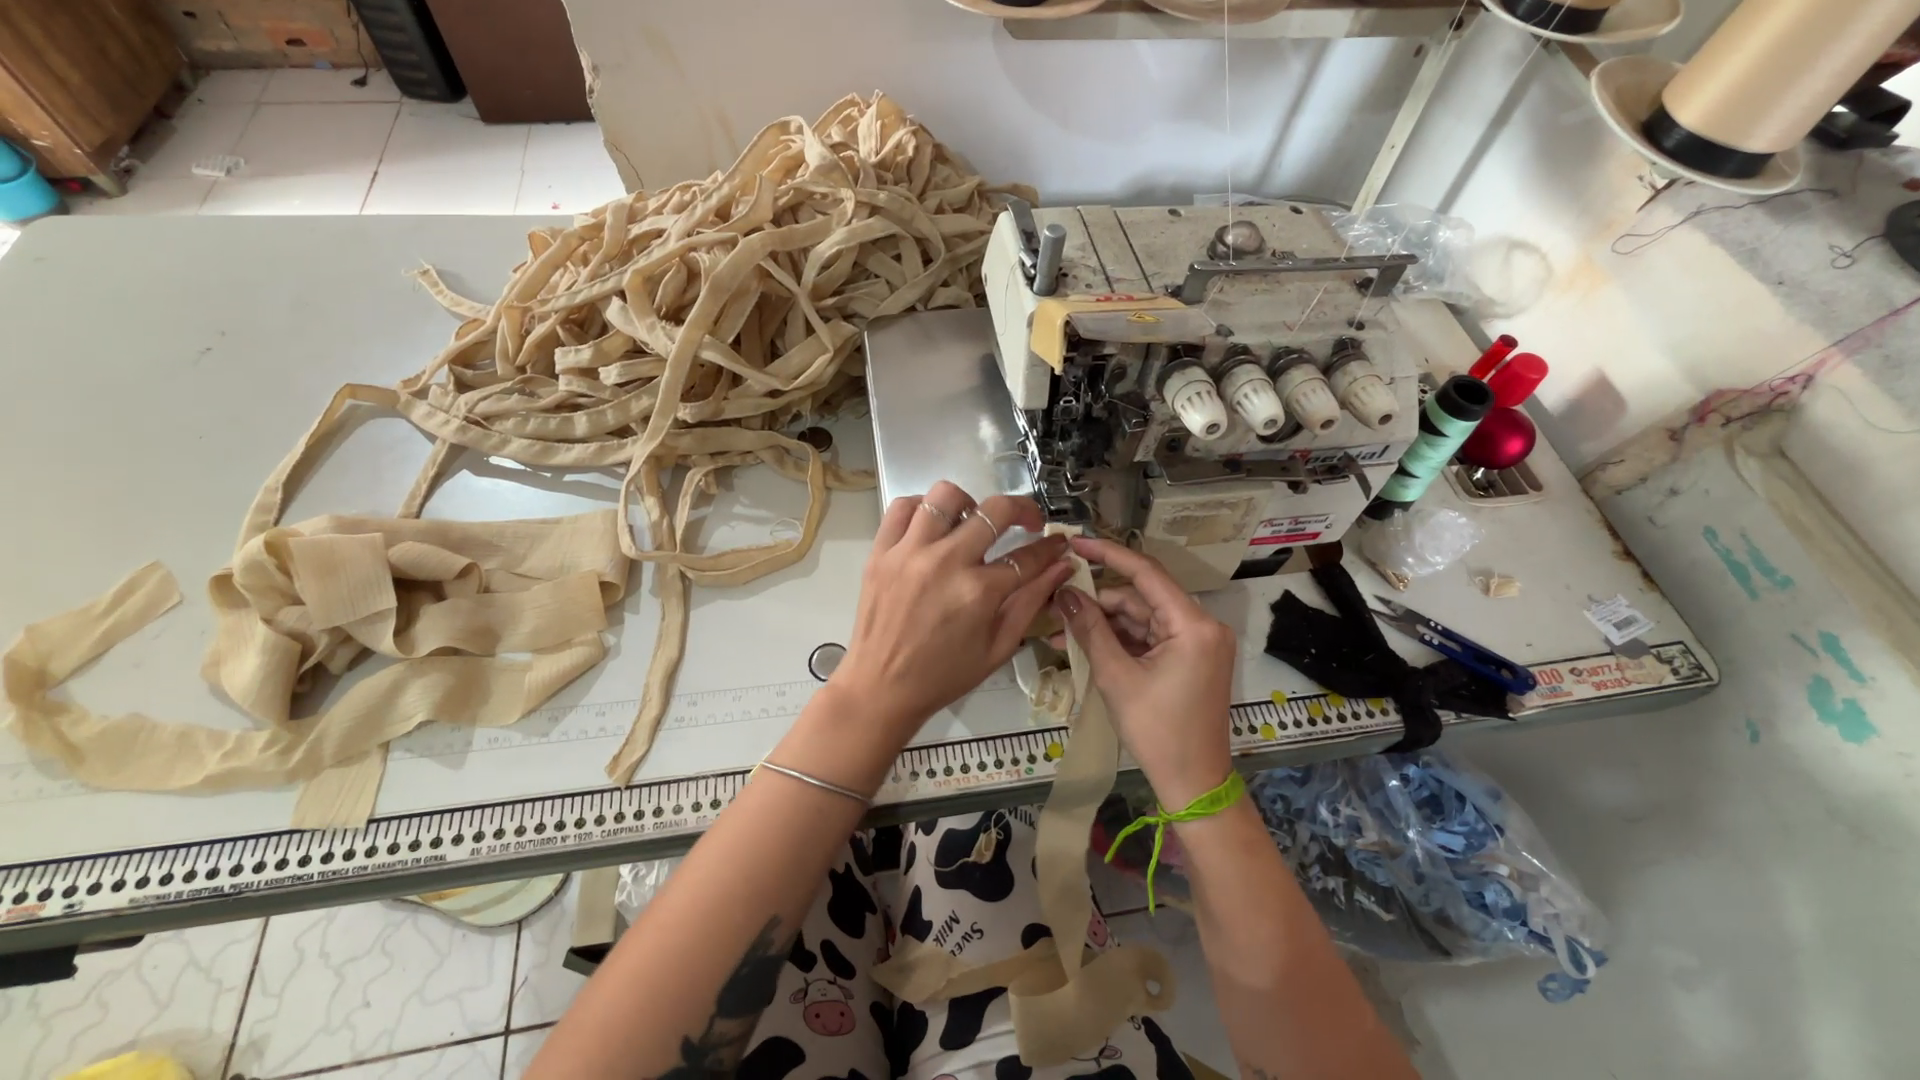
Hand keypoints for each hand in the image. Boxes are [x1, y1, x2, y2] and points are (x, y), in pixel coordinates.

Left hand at [830, 481, 1075, 742]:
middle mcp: (945, 562)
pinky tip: (934, 526)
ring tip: (972, 523)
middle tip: (1027, 522)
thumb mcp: (998, 647)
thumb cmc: (944, 675)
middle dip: (1023, 510)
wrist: (881, 687)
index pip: (1028, 555)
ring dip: (970, 504)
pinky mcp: (881, 552)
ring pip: (946, 495)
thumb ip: (1031, 602)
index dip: (1050, 547)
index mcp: (979, 592)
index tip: (1058, 544)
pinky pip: (903, 507)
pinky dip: (923, 507)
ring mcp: (909, 552)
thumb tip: (1062, 567)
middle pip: (995, 511)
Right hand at [1052, 537, 1235, 807]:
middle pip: (1141, 598)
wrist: (1193, 782)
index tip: (1073, 543)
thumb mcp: (1116, 677)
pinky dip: (1120, 641)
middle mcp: (1202, 626)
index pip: (1146, 572)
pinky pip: (1150, 638)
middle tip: (1055, 603)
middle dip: (1098, 601)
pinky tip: (1084, 646)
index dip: (1107, 554)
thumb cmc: (1156, 731)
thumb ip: (1090, 629)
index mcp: (1193, 625)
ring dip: (1104, 624)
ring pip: (1142, 619)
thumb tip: (1065, 593)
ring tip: (1060, 632)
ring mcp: (1198, 643)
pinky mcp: (1191, 659)